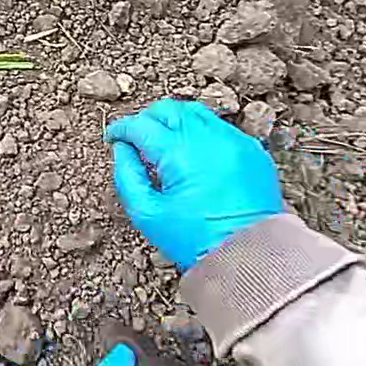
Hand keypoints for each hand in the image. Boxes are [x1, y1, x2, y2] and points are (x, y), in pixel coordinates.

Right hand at [103, 98, 285, 267]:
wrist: (252, 257)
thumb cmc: (198, 241)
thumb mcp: (148, 214)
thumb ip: (128, 176)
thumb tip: (122, 150)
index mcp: (179, 152)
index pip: (141, 125)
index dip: (121, 129)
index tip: (113, 138)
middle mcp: (208, 138)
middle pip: (168, 109)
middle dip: (147, 119)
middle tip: (136, 138)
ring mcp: (234, 140)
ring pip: (196, 113)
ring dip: (175, 121)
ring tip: (164, 143)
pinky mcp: (252, 149)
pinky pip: (220, 127)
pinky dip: (201, 132)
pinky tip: (194, 154)